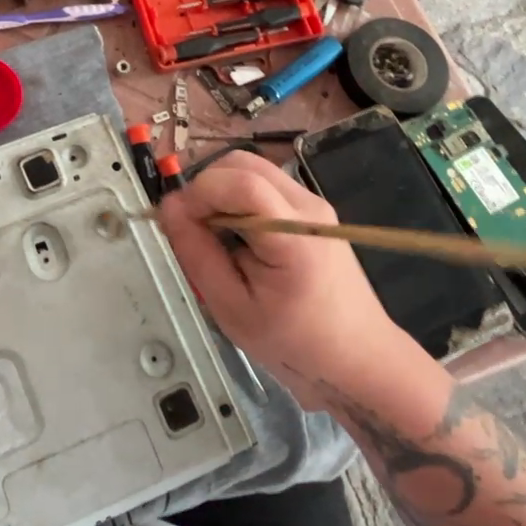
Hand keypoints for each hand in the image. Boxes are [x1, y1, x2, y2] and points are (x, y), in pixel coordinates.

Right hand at [157, 151, 405, 406]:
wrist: (358, 361)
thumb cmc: (294, 344)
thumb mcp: (231, 308)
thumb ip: (197, 253)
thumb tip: (167, 207)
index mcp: (294, 235)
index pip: (240, 182)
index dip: (199, 192)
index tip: (176, 222)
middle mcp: (308, 206)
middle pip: (243, 164)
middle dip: (206, 187)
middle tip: (192, 227)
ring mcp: (313, 205)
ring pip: (251, 170)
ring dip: (221, 192)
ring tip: (214, 236)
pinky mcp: (312, 211)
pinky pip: (264, 186)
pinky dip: (238, 200)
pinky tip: (238, 239)